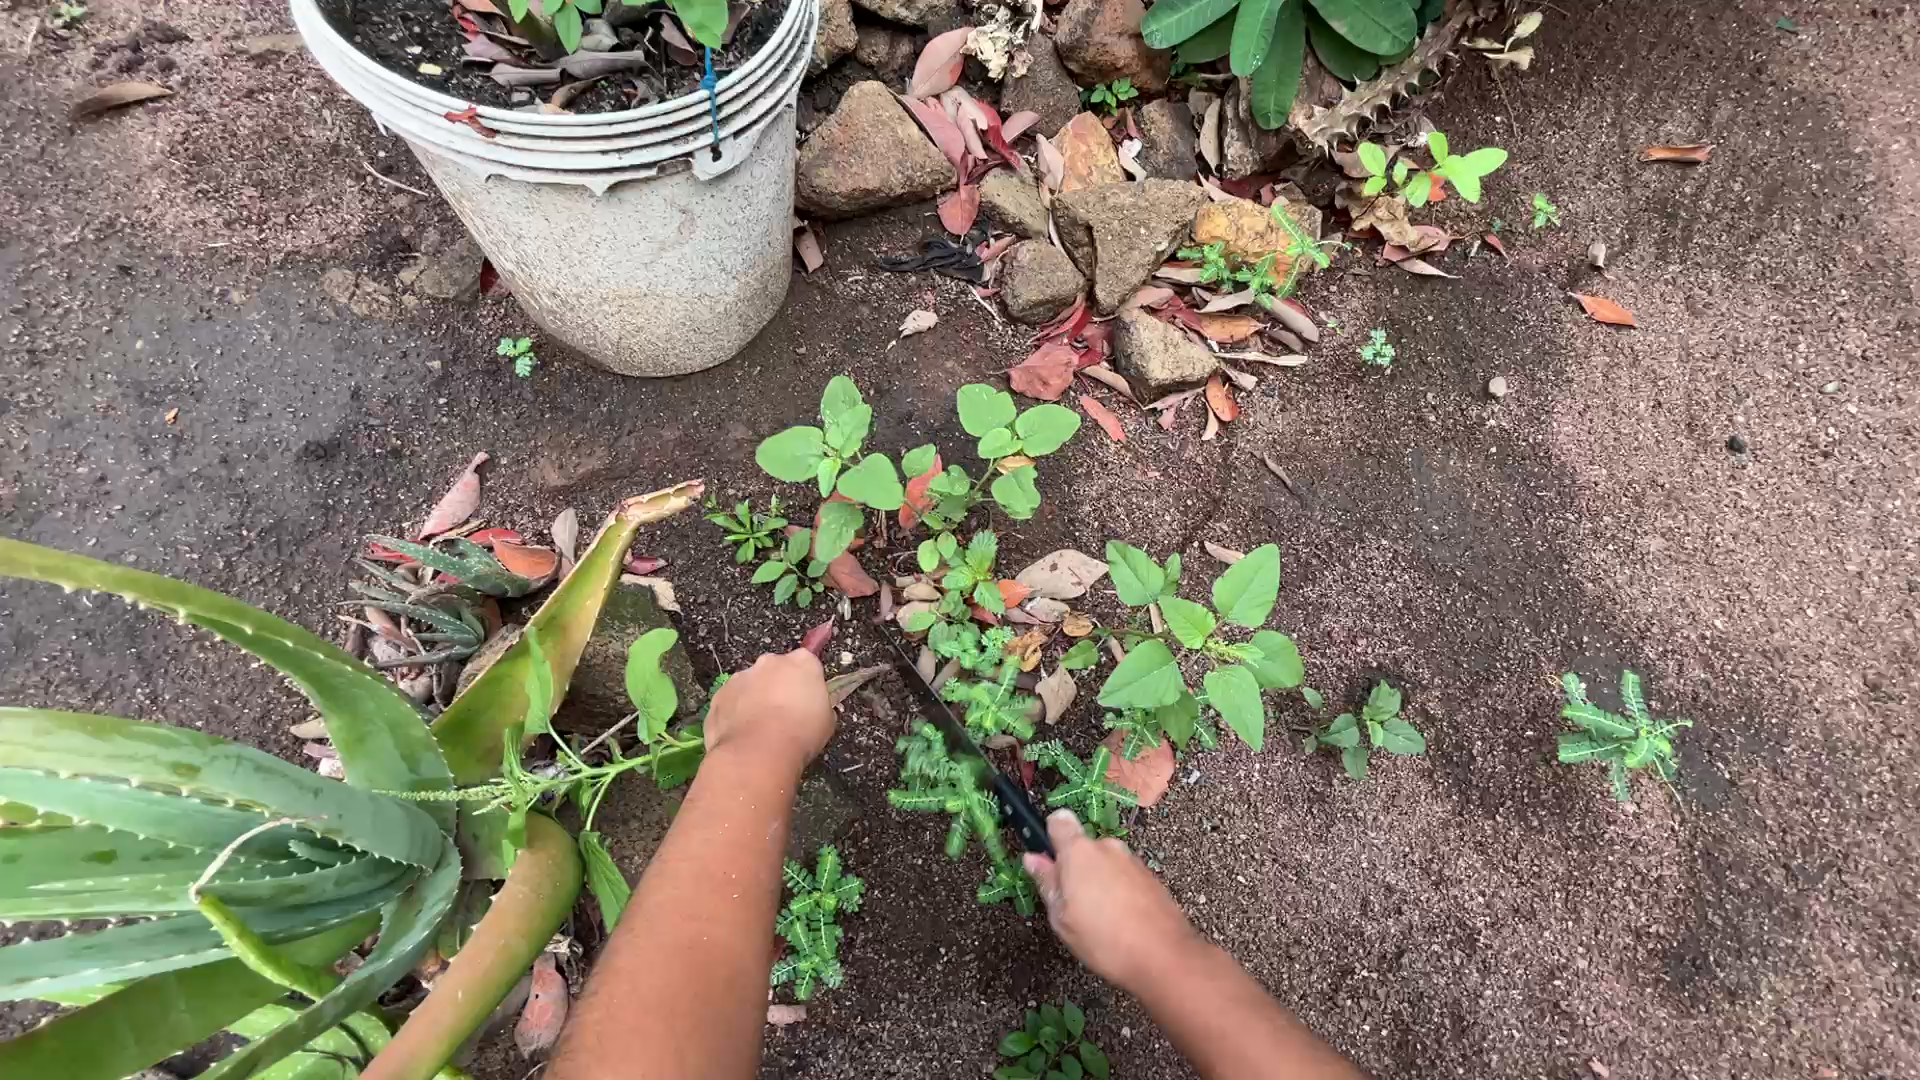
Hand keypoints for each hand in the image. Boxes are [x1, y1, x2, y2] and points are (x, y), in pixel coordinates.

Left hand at [703, 649, 833, 776]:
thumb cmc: (800, 734)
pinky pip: (731, 702)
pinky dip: (735, 714)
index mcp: (802, 662)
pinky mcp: (720, 695)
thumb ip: (820, 705)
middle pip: (776, 670)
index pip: (808, 663)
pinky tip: (744, 736)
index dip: (807, 682)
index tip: (807, 699)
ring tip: (762, 730)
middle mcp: (770, 662)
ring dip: (755, 700)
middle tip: (785, 715)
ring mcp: (741, 677)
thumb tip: (814, 708)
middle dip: (779, 687)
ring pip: (751, 685)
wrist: (759, 753)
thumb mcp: (827, 721)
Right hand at [1023, 810, 1201, 991]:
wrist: (1165, 957)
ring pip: (1105, 863)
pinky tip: (1123, 922)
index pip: (1058, 821)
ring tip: (1103, 920)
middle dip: (1077, 869)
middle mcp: (1107, 846)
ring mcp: (1132, 860)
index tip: (1051, 863)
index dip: (1051, 837)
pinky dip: (1121, 891)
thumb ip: (1046, 882)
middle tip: (1075, 905)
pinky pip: (1125, 876)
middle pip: (1083, 848)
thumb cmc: (1104, 939)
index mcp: (1079, 851)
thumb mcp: (1062, 918)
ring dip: (1100, 882)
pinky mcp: (1151, 877)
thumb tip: (1032, 858)